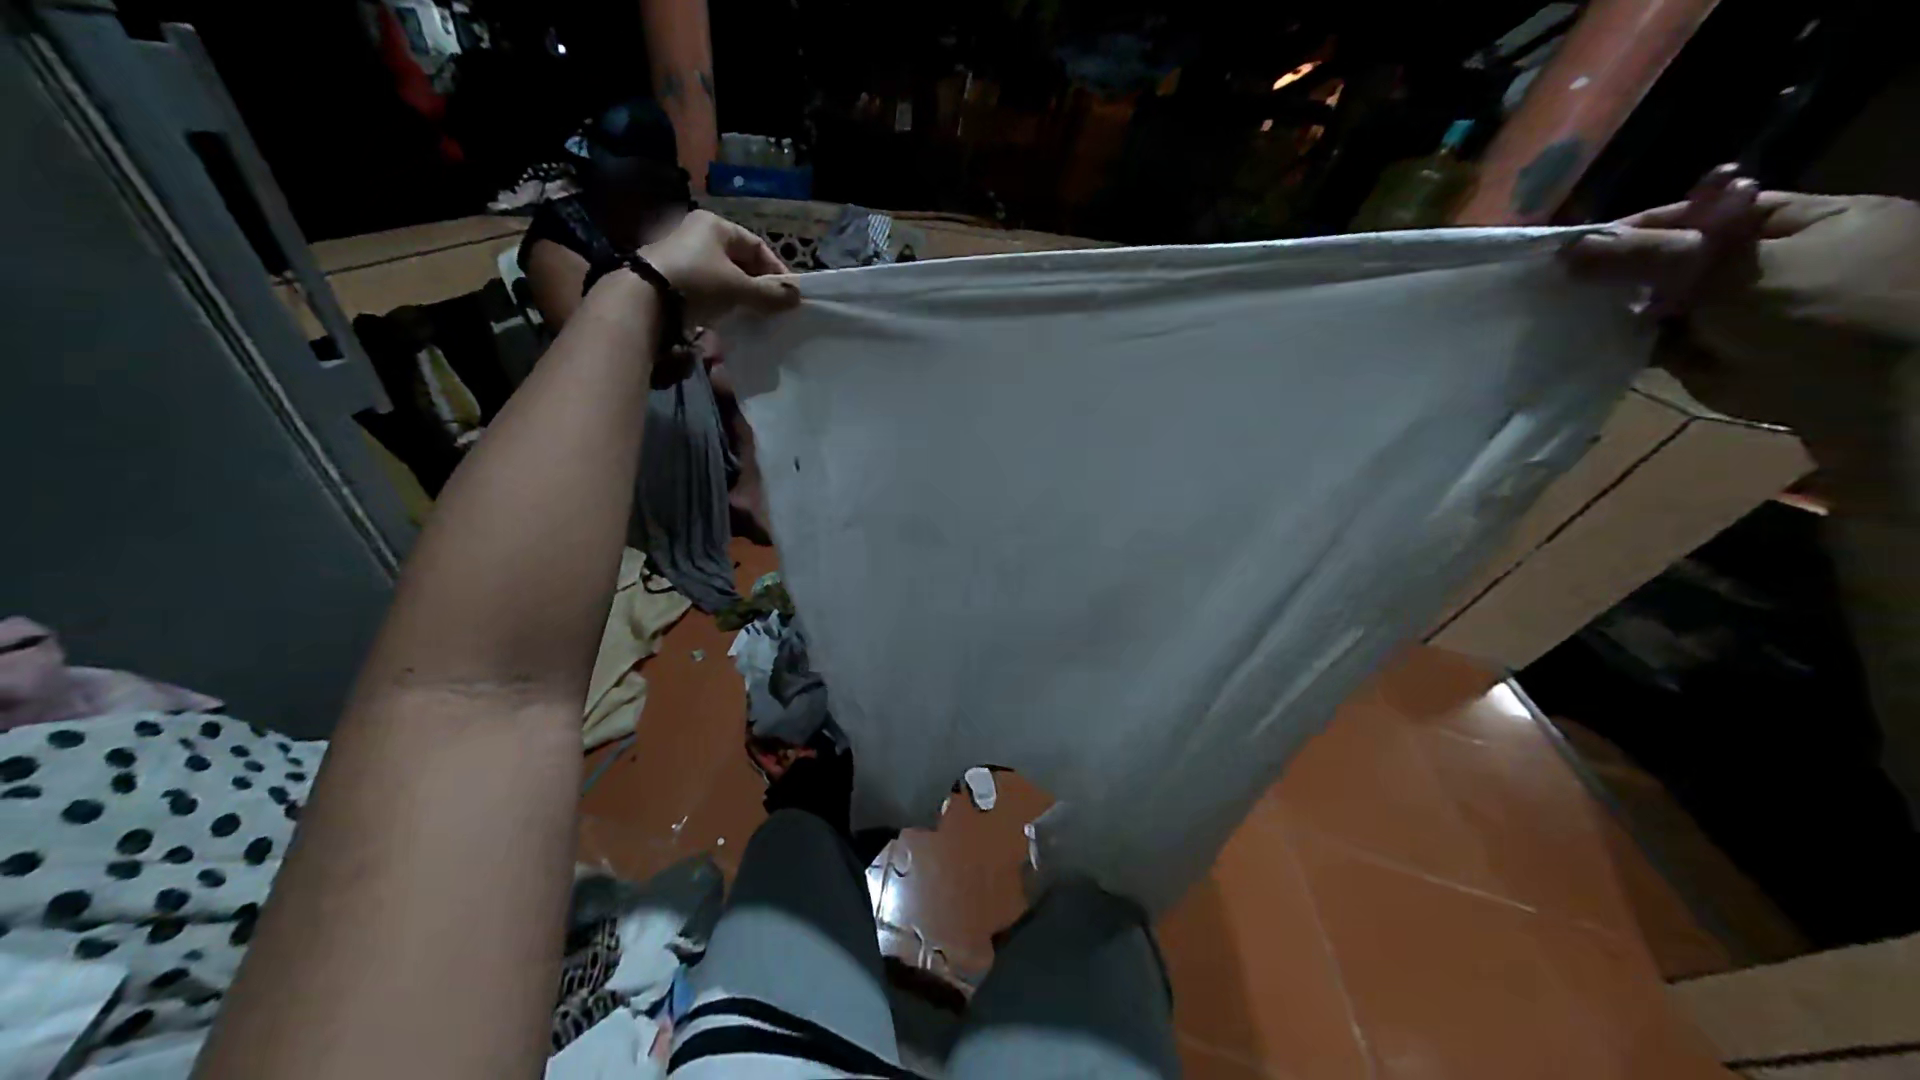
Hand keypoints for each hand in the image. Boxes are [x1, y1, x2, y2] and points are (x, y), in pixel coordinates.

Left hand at [640, 209, 800, 324]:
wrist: (645, 299)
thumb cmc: (699, 283)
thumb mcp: (740, 289)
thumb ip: (770, 294)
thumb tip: (797, 297)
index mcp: (716, 226)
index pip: (757, 246)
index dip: (776, 270)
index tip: (787, 295)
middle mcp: (698, 233)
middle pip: (740, 260)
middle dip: (758, 284)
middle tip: (772, 308)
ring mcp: (682, 254)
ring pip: (723, 275)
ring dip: (741, 294)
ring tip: (753, 315)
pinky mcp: (672, 275)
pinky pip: (707, 286)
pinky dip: (721, 300)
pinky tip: (729, 317)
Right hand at [1564, 168, 1919, 494]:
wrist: (1853, 399)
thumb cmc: (1814, 313)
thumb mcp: (1731, 271)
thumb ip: (1652, 255)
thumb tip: (1571, 247)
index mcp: (1803, 222)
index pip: (1709, 211)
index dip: (1645, 226)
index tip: (1583, 245)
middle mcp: (1771, 261)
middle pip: (1680, 256)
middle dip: (1627, 268)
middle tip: (1569, 278)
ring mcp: (1740, 310)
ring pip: (1663, 299)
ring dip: (1623, 305)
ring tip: (1571, 308)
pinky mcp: (1710, 352)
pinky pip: (1656, 338)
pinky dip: (1626, 339)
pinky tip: (1589, 335)